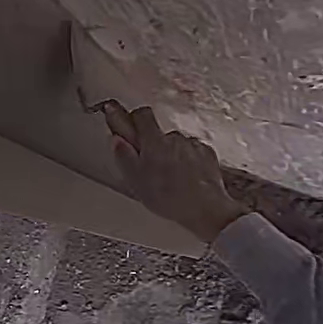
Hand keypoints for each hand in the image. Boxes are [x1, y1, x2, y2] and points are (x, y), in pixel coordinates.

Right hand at [100, 103, 248, 242]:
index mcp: (154, 142)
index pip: (141, 115)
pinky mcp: (206, 154)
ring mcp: (192, 145)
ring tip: (167, 178)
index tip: (127, 124)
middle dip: (152, 144)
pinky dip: (186, 160)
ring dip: (170, 154)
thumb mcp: (135, 180)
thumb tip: (116, 139)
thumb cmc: (169, 197)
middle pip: (158, 132)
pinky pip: (191, 151)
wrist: (204, 209)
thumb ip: (124, 155)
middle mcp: (174, 138)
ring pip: (175, 144)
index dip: (132, 118)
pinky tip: (182, 178)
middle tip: (147, 165)